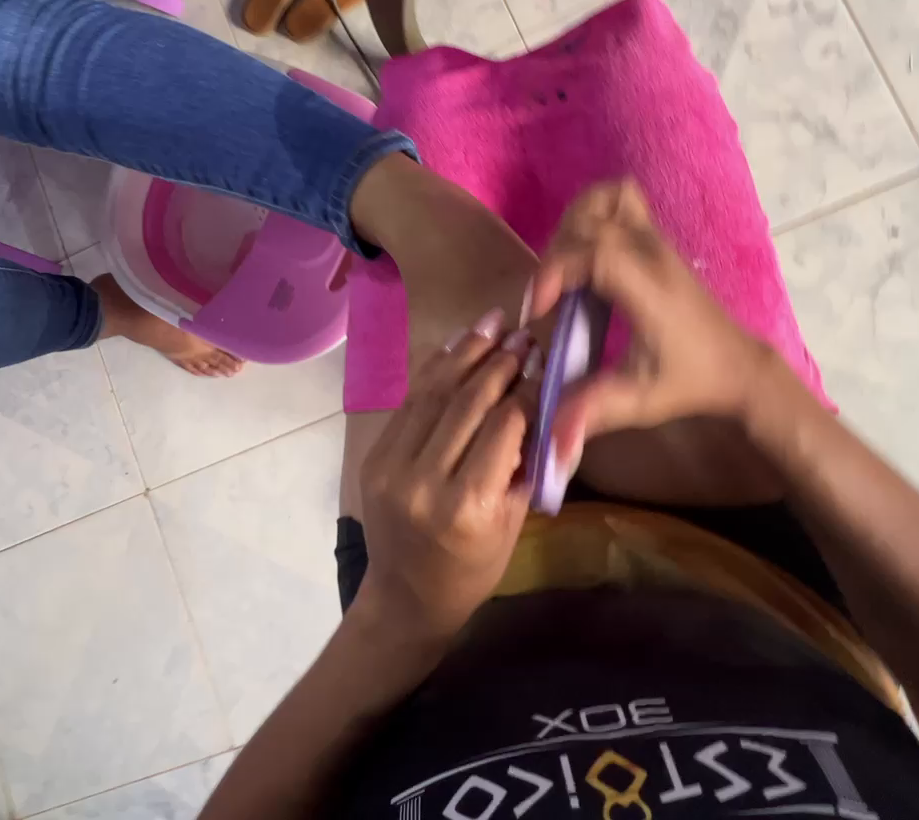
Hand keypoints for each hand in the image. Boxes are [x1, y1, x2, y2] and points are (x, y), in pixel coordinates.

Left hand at [355, 313, 536, 640]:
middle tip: (523, 335)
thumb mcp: (514, 522)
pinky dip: (434, 370)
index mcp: (467, 506)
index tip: (544, 363)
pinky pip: (408, 402)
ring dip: (465, 353)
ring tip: (492, 323)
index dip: (527, 389)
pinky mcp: (374, 456)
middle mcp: (424, 481)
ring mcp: (391, 466)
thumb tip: (544, 398)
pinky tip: (457, 345)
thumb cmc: (473, 567)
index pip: (503, 427)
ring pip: (434, 393)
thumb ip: (527, 462)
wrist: (405, 594)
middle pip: (466, 403)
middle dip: (499, 363)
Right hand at [524, 179, 795, 457]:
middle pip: (593, 220)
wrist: (739, 367)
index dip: (555, 271)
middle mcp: (653, 256)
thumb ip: (593, 414)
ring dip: (573, 223)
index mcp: (651, 291)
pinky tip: (581, 252)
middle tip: (548, 296)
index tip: (537, 311)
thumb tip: (549, 443)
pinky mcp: (656, 240)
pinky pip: (620, 201)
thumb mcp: (640, 402)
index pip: (596, 251)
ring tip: (561, 268)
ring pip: (608, 197)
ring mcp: (657, 242)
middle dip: (556, 253)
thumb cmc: (690, 384)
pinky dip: (592, 214)